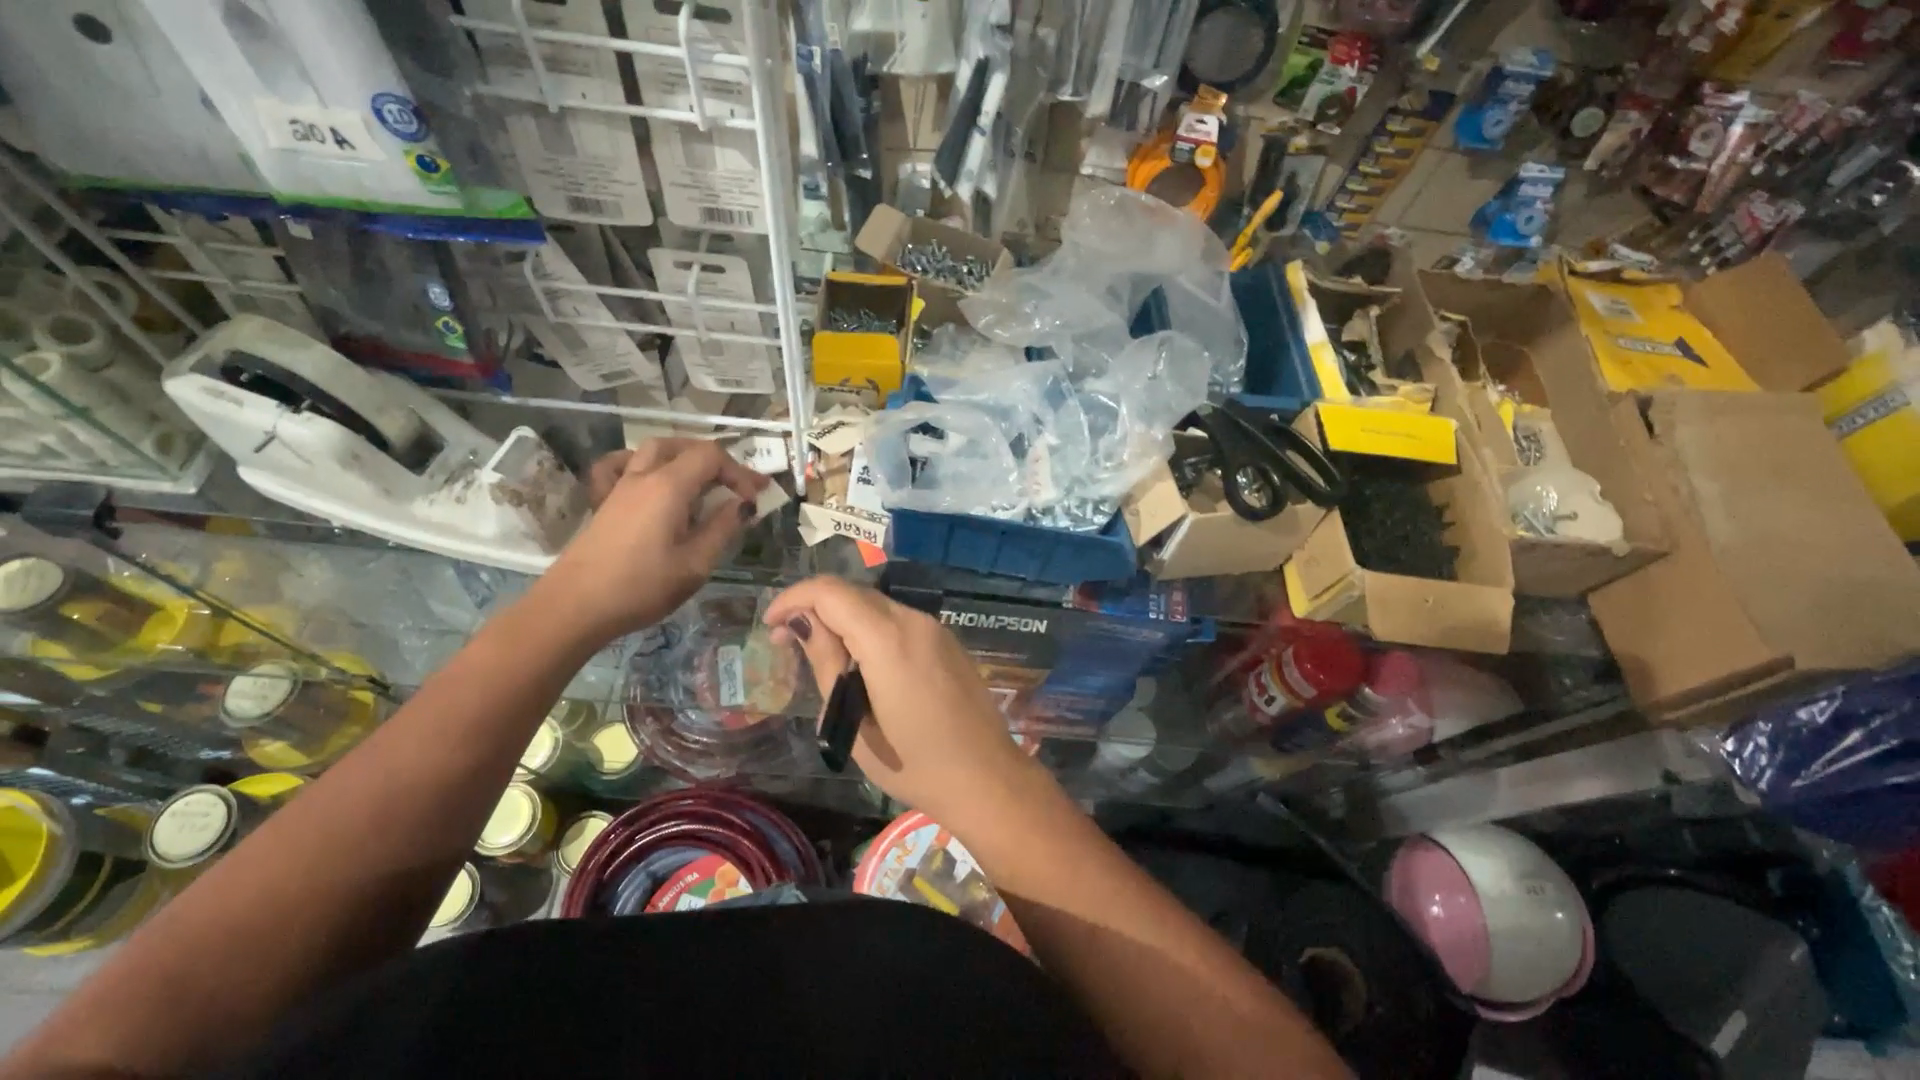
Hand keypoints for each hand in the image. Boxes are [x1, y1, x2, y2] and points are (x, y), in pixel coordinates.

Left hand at [542, 439, 768, 642]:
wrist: (576, 605)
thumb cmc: (641, 587)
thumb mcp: (695, 564)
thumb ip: (722, 529)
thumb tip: (743, 505)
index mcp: (669, 486)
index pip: (711, 456)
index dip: (739, 472)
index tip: (754, 500)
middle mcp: (643, 476)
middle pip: (683, 447)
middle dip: (715, 461)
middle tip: (736, 486)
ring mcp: (621, 487)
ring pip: (654, 451)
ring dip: (684, 458)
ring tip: (703, 482)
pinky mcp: (607, 502)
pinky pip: (628, 466)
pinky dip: (649, 465)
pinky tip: (655, 482)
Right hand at [764, 577, 1053, 823]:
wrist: (986, 778)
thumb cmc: (913, 762)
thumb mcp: (855, 722)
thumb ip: (827, 664)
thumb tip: (802, 624)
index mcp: (888, 639)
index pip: (830, 592)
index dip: (793, 599)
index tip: (770, 626)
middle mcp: (914, 621)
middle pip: (853, 593)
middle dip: (814, 608)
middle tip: (786, 642)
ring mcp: (935, 629)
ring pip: (876, 605)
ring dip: (842, 619)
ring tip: (820, 658)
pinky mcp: (948, 642)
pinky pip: (899, 622)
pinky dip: (869, 630)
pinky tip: (860, 663)